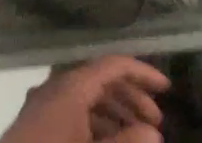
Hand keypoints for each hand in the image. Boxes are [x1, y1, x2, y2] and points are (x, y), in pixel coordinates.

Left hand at [0, 56, 170, 142]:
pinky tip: (108, 141)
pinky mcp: (35, 124)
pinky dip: (94, 122)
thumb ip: (126, 141)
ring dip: (114, 112)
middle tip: (156, 122)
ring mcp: (42, 104)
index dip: (143, 73)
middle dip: (131, 97)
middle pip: (101, 80)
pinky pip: (72, 112)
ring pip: (86, 98)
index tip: (167, 90)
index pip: (114, 65)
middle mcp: (56, 86)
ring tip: (136, 136)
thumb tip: (153, 132)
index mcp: (71, 86)